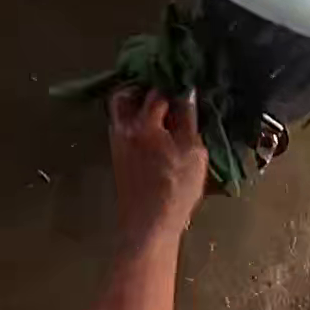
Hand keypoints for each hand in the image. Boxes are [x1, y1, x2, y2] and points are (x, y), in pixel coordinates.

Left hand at [108, 88, 207, 245]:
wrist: (148, 225)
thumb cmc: (175, 189)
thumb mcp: (192, 152)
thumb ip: (187, 120)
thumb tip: (186, 93)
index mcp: (144, 123)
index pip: (157, 92)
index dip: (172, 86)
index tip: (184, 85)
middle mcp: (124, 128)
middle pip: (126, 96)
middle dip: (143, 89)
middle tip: (164, 93)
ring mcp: (117, 144)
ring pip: (121, 113)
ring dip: (137, 106)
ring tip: (160, 113)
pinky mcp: (118, 159)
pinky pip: (123, 130)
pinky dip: (135, 123)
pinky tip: (154, 134)